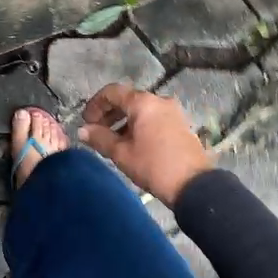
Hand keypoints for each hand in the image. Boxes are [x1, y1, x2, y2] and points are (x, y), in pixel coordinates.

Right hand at [77, 84, 212, 206]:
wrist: (194, 186)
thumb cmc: (154, 166)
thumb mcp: (122, 154)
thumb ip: (100, 138)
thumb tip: (82, 131)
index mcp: (143, 102)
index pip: (112, 92)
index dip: (95, 104)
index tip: (86, 122)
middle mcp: (159, 100)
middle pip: (127, 99)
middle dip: (109, 113)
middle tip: (96, 131)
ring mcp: (172, 111)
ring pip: (141, 109)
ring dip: (123, 120)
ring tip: (113, 141)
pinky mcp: (180, 124)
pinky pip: (153, 117)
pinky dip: (139, 125)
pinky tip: (133, 144)